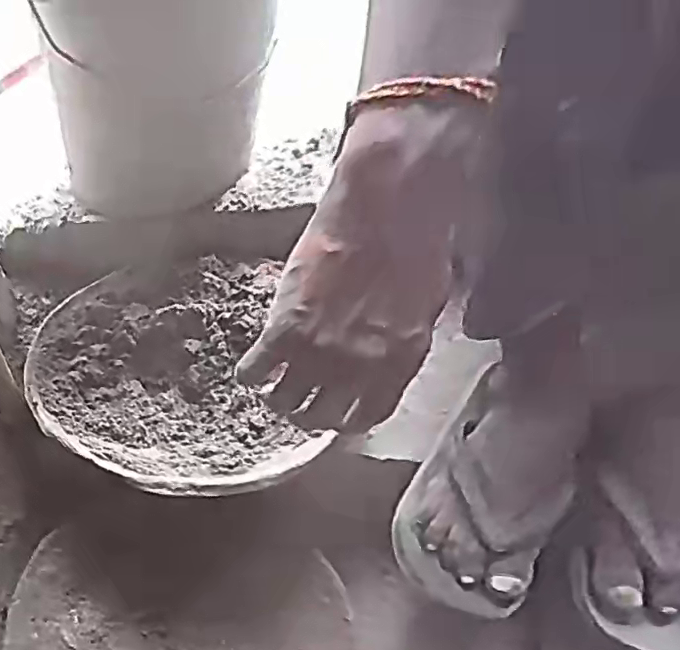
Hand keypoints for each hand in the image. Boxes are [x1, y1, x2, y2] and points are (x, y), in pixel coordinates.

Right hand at [235, 102, 483, 431]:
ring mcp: (317, 349)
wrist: (387, 199)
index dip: (346, 420)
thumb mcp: (430, 303)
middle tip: (301, 402)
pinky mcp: (283, 328)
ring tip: (273, 388)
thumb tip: (384, 366)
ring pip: (282, 402)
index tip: (335, 413)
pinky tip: (254, 366)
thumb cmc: (415, 240)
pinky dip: (249, 374)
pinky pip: (253, 373)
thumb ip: (404, 345)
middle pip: (318, 418)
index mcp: (400, 359)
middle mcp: (358, 364)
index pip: (365, 417)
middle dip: (308, 414)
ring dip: (276, 399)